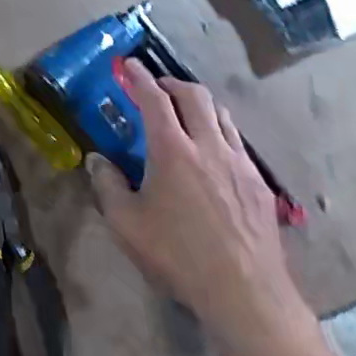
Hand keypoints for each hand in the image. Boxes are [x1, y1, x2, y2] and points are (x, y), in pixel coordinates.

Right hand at [87, 60, 304, 341]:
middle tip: (159, 88)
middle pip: (194, 95)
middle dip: (173, 83)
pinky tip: (215, 155)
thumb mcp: (127, 225)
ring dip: (201, 104)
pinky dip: (221, 133)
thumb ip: (108, 187)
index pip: (154, 99)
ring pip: (222, 114)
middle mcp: (208, 144)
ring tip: (188, 114)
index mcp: (172, 150)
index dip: (140, 77)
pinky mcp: (258, 182)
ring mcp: (239, 162)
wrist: (244, 291)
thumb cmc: (178, 256)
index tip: (129, 64)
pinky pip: (238, 142)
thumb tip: (97, 161)